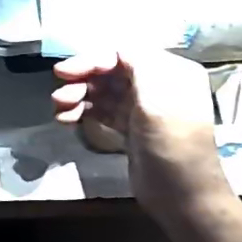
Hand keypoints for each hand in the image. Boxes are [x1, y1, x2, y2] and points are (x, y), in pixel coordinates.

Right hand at [51, 50, 227, 210]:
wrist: (182, 196)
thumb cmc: (172, 145)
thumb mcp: (157, 99)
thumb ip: (138, 65)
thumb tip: (117, 46)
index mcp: (170, 71)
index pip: (124, 53)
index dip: (92, 59)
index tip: (65, 72)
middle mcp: (157, 84)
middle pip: (111, 71)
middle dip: (82, 79)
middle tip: (59, 95)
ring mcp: (143, 107)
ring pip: (103, 91)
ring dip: (79, 96)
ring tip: (59, 110)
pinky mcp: (131, 127)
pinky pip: (103, 111)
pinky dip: (83, 112)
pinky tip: (66, 120)